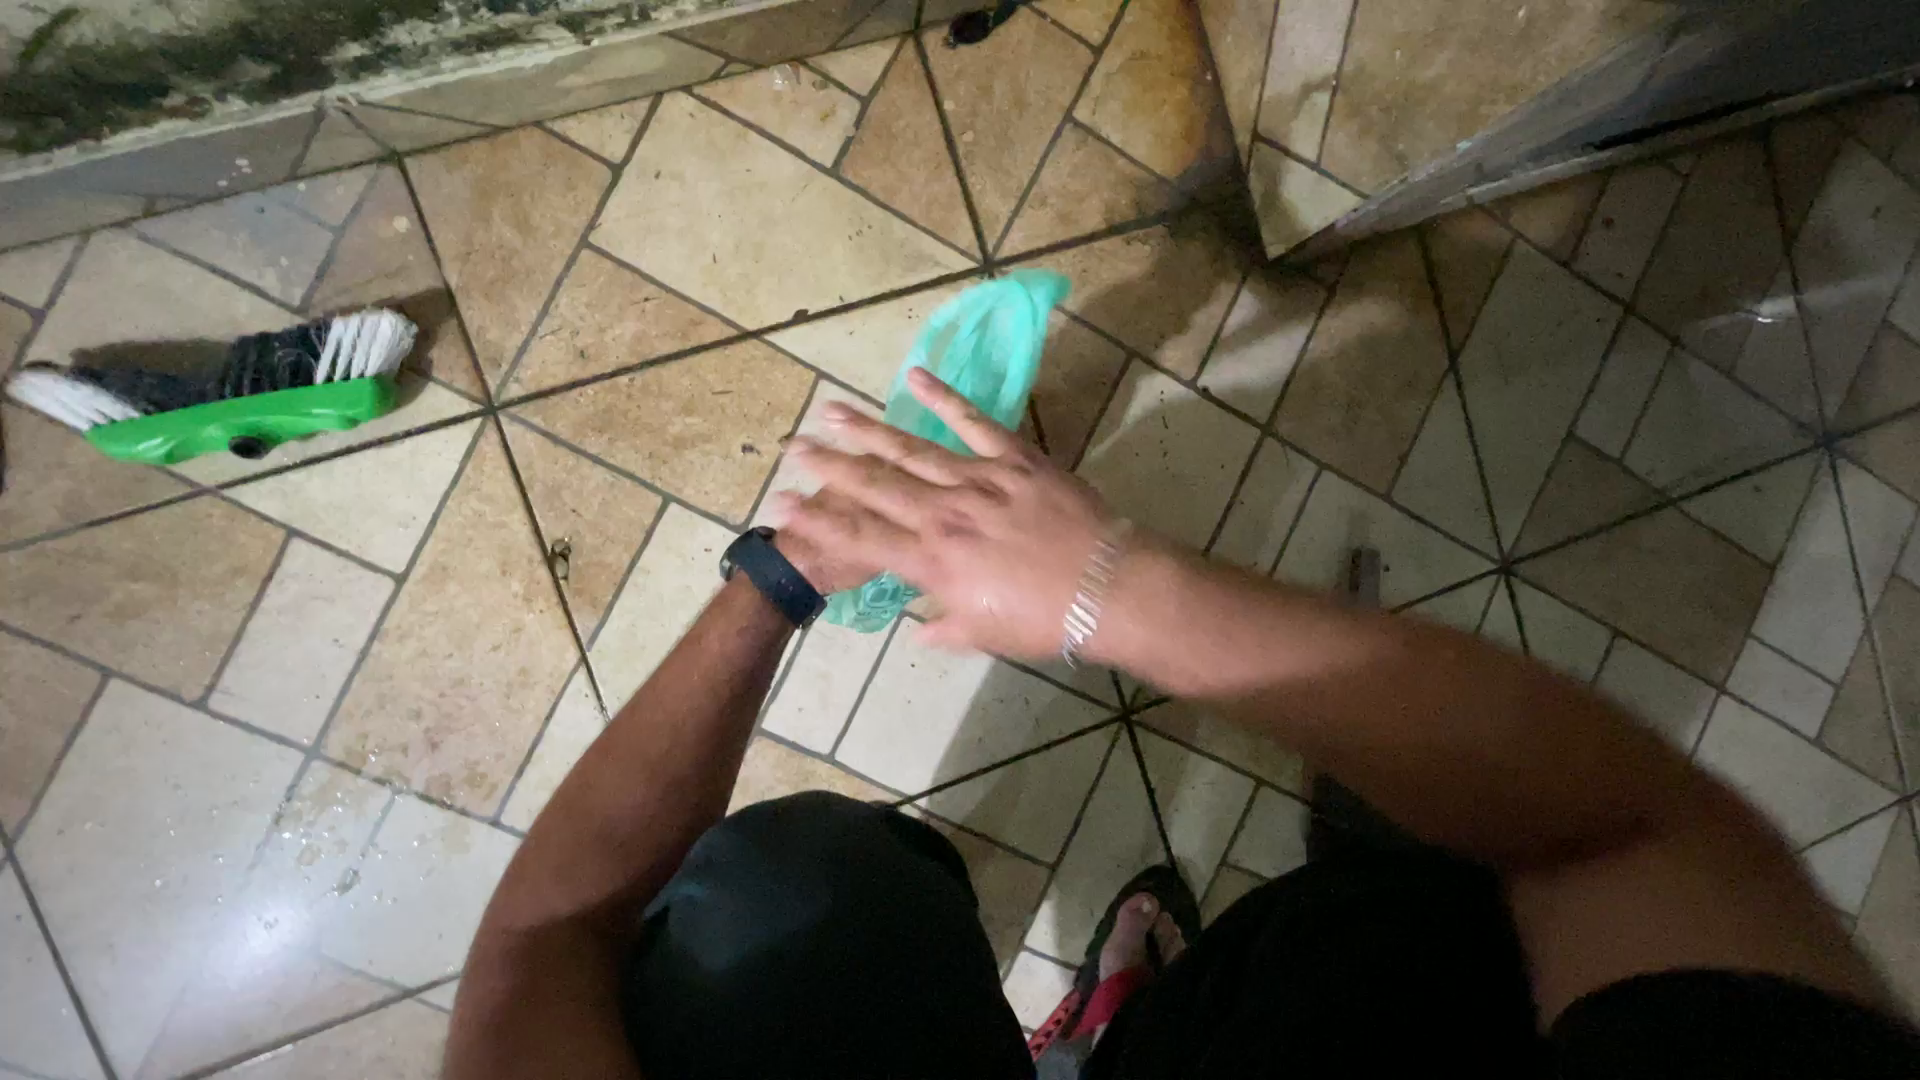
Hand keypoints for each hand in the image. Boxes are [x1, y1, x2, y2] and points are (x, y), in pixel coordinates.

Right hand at [771, 367, 1113, 659]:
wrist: (1107, 590)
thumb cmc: (1043, 621)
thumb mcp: (985, 635)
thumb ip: (945, 628)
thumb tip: (917, 631)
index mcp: (934, 563)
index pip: (861, 537)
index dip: (818, 521)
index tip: (782, 505)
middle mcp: (945, 516)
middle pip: (875, 486)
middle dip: (829, 466)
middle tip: (793, 446)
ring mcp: (979, 481)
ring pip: (912, 450)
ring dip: (868, 430)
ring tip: (832, 411)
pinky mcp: (1015, 458)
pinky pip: (974, 423)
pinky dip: (945, 398)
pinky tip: (916, 376)